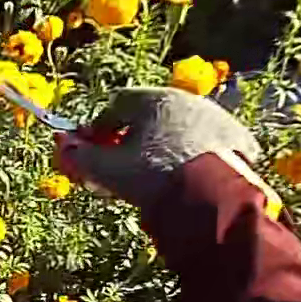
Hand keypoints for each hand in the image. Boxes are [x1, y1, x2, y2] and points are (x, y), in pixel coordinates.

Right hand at [56, 87, 267, 208]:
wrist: (209, 201)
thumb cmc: (152, 179)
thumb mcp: (109, 170)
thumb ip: (81, 157)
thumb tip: (62, 145)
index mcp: (153, 100)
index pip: (116, 104)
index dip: (98, 128)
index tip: (91, 150)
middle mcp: (187, 100)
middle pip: (149, 115)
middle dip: (130, 139)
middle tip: (120, 168)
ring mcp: (216, 118)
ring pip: (178, 129)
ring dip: (162, 147)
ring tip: (153, 177)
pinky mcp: (237, 140)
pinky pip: (207, 144)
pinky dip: (192, 156)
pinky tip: (185, 178)